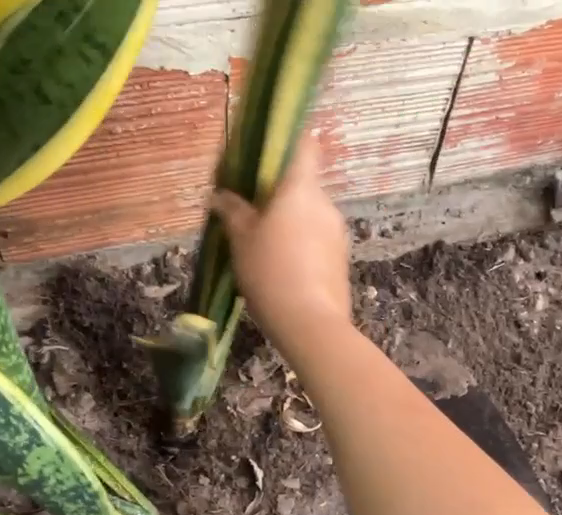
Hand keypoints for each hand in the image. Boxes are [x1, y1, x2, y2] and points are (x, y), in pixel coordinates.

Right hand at [209, 137, 352, 350]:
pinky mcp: (341, 262)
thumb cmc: (271, 273)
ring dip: (289, 224)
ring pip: (309, 217)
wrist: (311, 326)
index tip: (266, 151)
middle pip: (302, 186)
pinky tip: (282, 269)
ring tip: (263, 247)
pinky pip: (317, 242)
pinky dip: (300, 247)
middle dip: (279, 195)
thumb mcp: (241, 240)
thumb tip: (220, 195)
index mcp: (302, 188)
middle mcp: (326, 205)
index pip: (304, 145)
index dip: (287, 140)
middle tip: (251, 212)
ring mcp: (338, 235)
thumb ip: (232, 211)